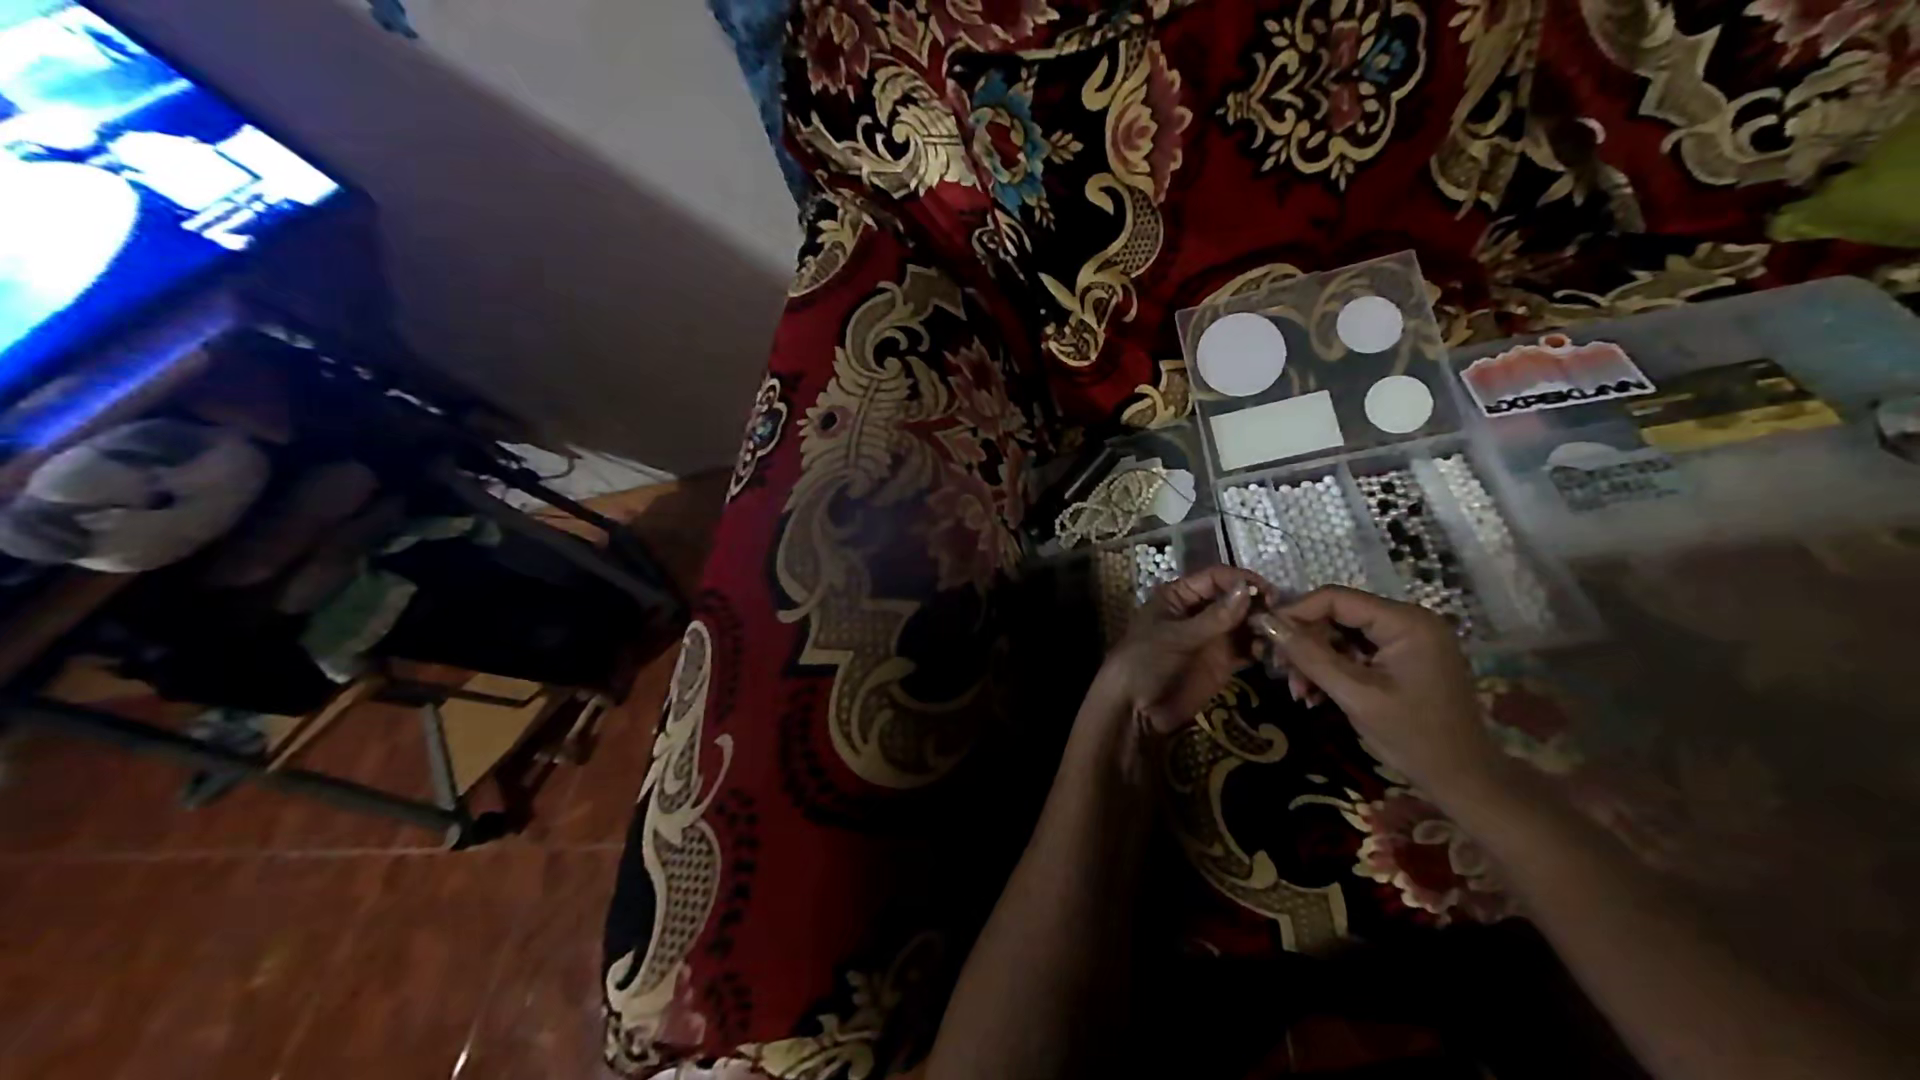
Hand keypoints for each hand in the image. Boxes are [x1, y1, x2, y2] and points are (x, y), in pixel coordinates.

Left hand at [1095, 565, 1268, 734]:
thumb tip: (1246, 590)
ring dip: (1263, 626)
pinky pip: (1247, 648)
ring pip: (1245, 623)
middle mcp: (1198, 612)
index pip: (1214, 578)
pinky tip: (1272, 652)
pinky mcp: (1222, 661)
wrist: (1136, 709)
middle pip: (1234, 598)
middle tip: (1281, 614)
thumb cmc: (1145, 663)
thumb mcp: (1177, 637)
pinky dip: (1262, 648)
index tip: (1266, 592)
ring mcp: (1211, 637)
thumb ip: (1214, 617)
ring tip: (1280, 634)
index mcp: (1178, 596)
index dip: (1240, 580)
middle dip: (1257, 603)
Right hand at [1259, 586, 1501, 799]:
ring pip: (1341, 634)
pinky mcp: (1402, 657)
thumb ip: (1310, 656)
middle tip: (1279, 671)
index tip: (1263, 635)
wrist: (1463, 780)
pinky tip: (1316, 694)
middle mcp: (1407, 620)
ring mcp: (1406, 639)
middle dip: (1304, 642)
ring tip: (1299, 691)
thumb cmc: (1413, 737)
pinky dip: (1332, 669)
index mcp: (1406, 622)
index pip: (1335, 598)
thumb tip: (1264, 623)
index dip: (1295, 612)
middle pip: (1336, 615)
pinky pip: (1355, 651)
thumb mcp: (1355, 695)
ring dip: (1314, 660)